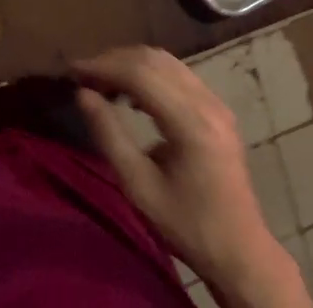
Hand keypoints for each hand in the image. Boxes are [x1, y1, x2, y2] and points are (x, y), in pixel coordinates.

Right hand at [74, 47, 302, 304]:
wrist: (240, 252)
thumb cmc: (186, 225)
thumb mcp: (138, 186)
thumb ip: (109, 135)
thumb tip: (83, 94)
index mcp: (190, 122)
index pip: (140, 74)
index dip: (102, 66)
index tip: (72, 71)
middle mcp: (207, 103)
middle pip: (153, 60)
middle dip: (113, 61)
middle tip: (82, 76)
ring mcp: (217, 104)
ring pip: (166, 62)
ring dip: (131, 64)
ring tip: (101, 82)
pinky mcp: (218, 110)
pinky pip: (178, 75)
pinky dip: (149, 74)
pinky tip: (130, 93)